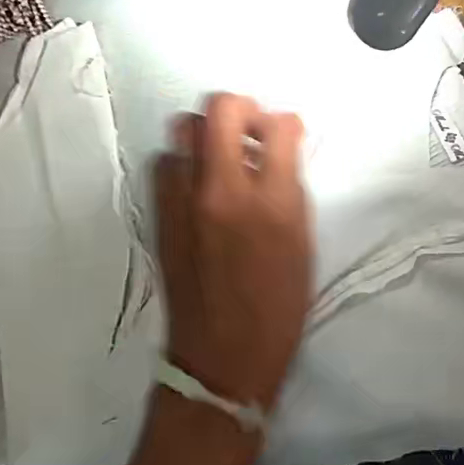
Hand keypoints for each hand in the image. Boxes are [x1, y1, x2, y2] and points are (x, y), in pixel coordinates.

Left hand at [155, 94, 312, 412]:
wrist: (224, 356)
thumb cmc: (279, 307)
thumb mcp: (303, 247)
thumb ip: (291, 192)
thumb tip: (281, 154)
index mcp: (273, 203)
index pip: (278, 126)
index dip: (286, 123)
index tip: (288, 135)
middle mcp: (224, 190)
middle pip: (220, 109)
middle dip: (242, 109)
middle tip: (253, 133)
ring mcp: (184, 200)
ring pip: (183, 130)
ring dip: (208, 134)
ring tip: (223, 160)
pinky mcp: (160, 215)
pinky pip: (165, 164)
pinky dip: (183, 162)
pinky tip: (199, 186)